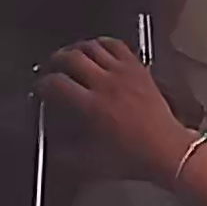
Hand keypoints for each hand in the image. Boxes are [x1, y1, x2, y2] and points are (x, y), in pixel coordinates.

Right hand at [37, 38, 197, 183]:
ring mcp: (122, 72)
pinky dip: (102, 42)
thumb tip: (53, 147)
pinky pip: (116, 44)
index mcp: (92, 107)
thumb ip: (68, 154)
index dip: (43, 83)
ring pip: (92, 47)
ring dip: (76, 48)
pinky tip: (97, 47)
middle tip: (51, 66)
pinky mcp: (136, 67)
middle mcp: (105, 84)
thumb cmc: (135, 157)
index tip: (40, 86)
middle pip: (71, 58)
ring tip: (70, 54)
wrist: (166, 148)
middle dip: (55, 59)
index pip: (58, 84)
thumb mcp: (93, 163)